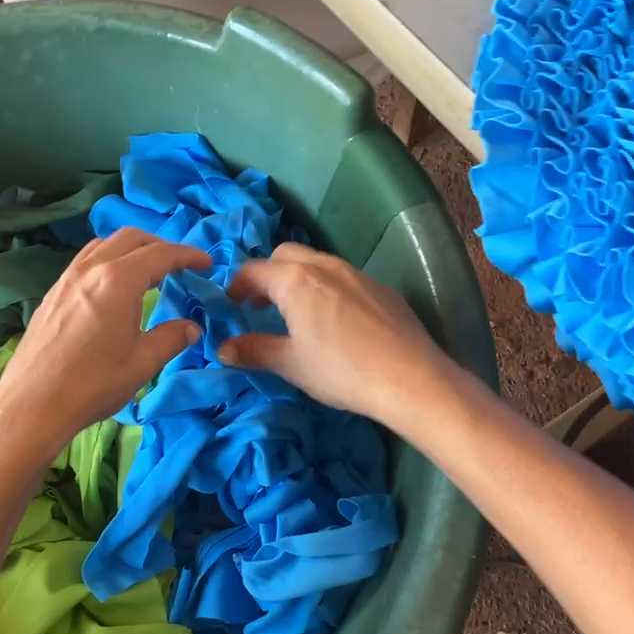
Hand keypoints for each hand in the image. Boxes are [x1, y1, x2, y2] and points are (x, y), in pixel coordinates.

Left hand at [0, 228, 208, 456]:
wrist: (32, 404)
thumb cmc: (93, 383)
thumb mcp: (142, 363)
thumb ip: (171, 338)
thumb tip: (191, 327)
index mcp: (118, 279)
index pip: (161, 254)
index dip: (188, 255)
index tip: (206, 264)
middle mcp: (91, 268)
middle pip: (130, 238)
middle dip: (159, 245)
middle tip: (178, 265)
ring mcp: (67, 279)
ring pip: (103, 245)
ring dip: (130, 249)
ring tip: (145, 272)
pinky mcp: (52, 294)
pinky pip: (85, 262)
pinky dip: (107, 261)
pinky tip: (111, 289)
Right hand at [219, 243, 459, 428]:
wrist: (410, 378)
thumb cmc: (341, 370)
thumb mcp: (291, 364)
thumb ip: (254, 351)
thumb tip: (222, 348)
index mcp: (295, 280)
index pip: (254, 270)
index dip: (237, 285)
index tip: (232, 304)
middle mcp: (324, 266)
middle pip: (285, 255)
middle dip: (267, 274)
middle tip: (261, 305)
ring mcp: (356, 273)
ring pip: (317, 262)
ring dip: (298, 279)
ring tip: (297, 312)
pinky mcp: (381, 288)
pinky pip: (344, 278)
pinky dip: (327, 288)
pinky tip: (336, 321)